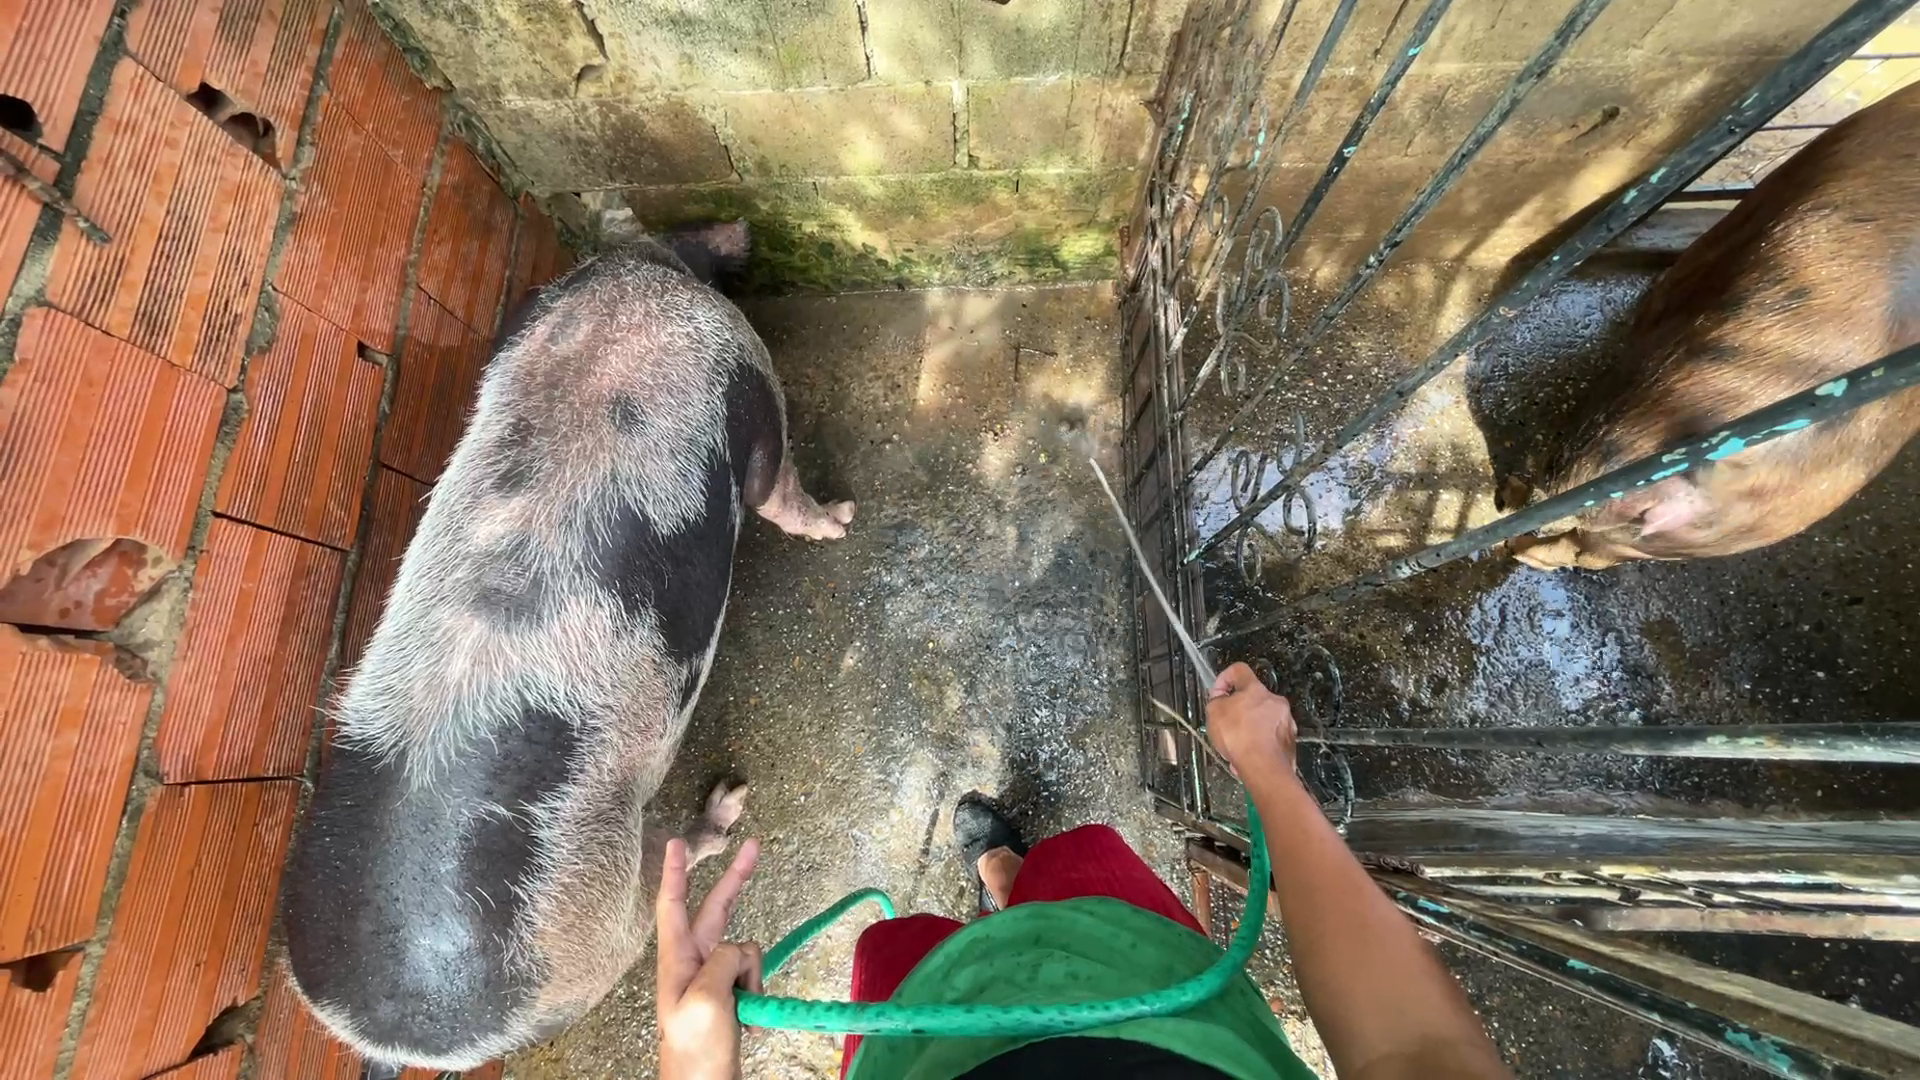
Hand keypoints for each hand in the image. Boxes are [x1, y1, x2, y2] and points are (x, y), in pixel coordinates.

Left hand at [656, 837, 761, 1079]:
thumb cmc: (695, 1052)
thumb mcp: (705, 999)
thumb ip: (723, 958)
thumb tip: (738, 948)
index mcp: (676, 961)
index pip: (673, 905)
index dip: (675, 872)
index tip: (676, 841)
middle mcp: (692, 964)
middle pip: (717, 909)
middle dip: (736, 879)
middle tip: (755, 846)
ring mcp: (711, 980)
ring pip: (744, 947)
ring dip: (753, 970)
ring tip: (745, 1007)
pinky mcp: (729, 995)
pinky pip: (753, 971)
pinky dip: (759, 987)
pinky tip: (752, 1016)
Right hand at [1207, 663, 1297, 776]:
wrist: (1264, 767)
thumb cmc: (1238, 736)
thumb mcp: (1213, 712)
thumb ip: (1217, 700)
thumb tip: (1221, 700)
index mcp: (1256, 689)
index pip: (1239, 670)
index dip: (1224, 678)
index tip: (1217, 693)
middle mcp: (1275, 701)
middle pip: (1253, 698)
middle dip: (1238, 709)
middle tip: (1226, 723)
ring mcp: (1286, 722)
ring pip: (1262, 719)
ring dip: (1249, 727)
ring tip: (1235, 745)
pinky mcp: (1290, 742)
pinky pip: (1270, 737)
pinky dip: (1258, 743)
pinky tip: (1247, 756)